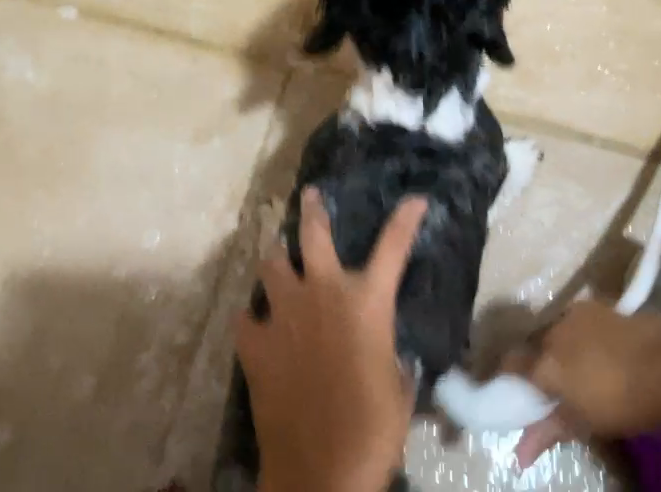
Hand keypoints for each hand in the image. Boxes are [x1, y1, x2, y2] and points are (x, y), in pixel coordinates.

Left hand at [235, 189, 427, 491]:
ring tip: (276, 258)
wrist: (322, 466)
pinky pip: (245, 318)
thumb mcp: (397, 386)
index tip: (415, 198)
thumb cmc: (374, 425)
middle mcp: (323, 293)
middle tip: (310, 195)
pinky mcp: (254, 344)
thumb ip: (390, 359)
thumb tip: (389, 357)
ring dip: (276, 260)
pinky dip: (251, 319)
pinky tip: (255, 326)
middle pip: (313, 235)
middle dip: (313, 211)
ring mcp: (284, 314)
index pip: (394, 246)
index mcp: (368, 301)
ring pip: (271, 266)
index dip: (406, 218)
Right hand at [509, 301, 660, 467]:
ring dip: (561, 345)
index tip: (517, 388)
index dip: (510, 375)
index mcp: (544, 363)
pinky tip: (600, 347)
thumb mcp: (584, 423)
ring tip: (580, 365)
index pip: (510, 363)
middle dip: (540, 361)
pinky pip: (579, 319)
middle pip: (535, 345)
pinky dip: (581, 332)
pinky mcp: (599, 303)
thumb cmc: (625, 404)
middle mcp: (552, 331)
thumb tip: (518, 455)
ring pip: (557, 329)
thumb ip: (547, 431)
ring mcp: (576, 313)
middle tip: (555, 382)